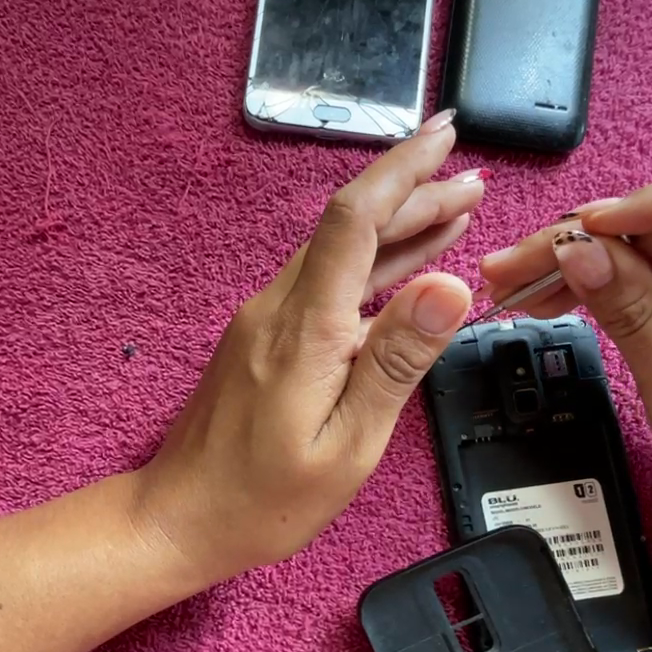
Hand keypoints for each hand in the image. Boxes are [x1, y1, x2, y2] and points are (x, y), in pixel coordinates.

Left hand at [132, 112, 482, 583]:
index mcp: (304, 330)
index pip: (353, 221)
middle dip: (412, 195)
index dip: (402, 170)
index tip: (444, 135)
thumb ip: (396, 362)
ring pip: (335, 255)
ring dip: (394, 230)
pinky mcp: (260, 341)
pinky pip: (320, 286)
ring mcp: (263, 323)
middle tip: (473, 182)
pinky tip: (399, 272)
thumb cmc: (262, 499)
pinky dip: (366, 270)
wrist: (179, 516)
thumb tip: (449, 286)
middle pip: (347, 229)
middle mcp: (277, 310)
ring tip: (454, 210)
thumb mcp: (346, 445)